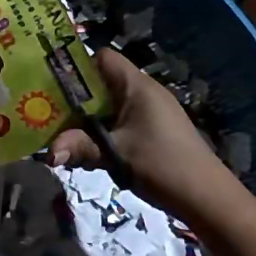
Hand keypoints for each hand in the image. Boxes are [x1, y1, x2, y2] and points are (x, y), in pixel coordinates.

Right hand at [43, 49, 231, 215]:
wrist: (208, 198)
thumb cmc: (162, 165)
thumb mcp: (116, 154)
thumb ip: (80, 147)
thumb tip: (48, 152)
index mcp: (137, 85)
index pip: (103, 57)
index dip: (78, 68)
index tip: (56, 88)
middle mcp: (145, 91)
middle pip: (103, 82)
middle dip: (78, 99)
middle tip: (52, 116)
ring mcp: (152, 111)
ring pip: (111, 105)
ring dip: (91, 119)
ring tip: (69, 136)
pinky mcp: (155, 130)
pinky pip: (122, 120)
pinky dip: (106, 131)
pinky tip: (95, 151)